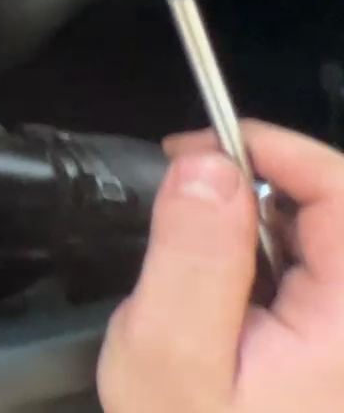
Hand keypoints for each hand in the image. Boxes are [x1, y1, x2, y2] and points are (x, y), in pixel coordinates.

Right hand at [98, 120, 343, 412]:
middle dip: (264, 184)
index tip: (194, 149)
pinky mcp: (342, 343)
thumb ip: (192, 253)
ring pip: (335, 240)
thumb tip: (205, 165)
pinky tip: (240, 283)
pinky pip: (327, 272)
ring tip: (207, 254)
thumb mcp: (169, 346)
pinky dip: (282, 255)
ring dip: (270, 222)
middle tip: (183, 188)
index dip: (276, 152)